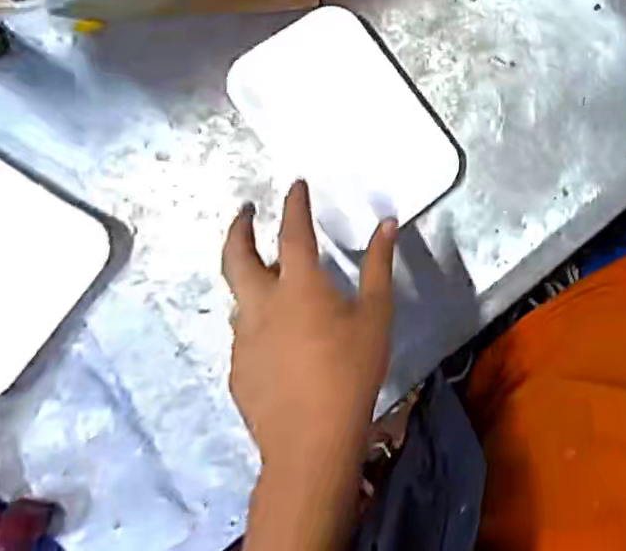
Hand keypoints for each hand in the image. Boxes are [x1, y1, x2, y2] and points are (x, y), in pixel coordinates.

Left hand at [221, 180, 396, 468]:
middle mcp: (262, 305)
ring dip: (249, 274)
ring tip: (270, 270)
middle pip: (237, 258)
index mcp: (299, 286)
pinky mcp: (237, 368)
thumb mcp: (376, 312)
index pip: (294, 233)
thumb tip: (387, 224)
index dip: (294, 205)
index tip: (294, 185)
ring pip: (239, 295)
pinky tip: (278, 328)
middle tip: (245, 211)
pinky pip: (243, 329)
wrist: (311, 440)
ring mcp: (243, 339)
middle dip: (239, 229)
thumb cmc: (352, 368)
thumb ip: (379, 264)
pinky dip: (256, 313)